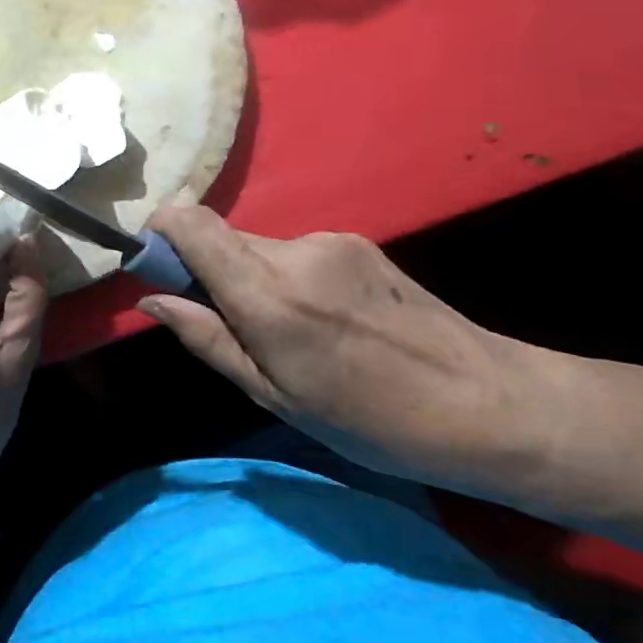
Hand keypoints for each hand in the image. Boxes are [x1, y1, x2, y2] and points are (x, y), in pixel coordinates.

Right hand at [141, 206, 558, 494]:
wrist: (492, 406)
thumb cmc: (369, 419)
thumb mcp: (272, 394)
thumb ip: (205, 338)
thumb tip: (151, 301)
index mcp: (267, 294)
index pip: (190, 223)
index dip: (160, 232)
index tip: (156, 267)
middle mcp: (294, 252)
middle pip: (219, 236)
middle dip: (205, 267)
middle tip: (226, 320)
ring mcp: (329, 242)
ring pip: (256, 245)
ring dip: (249, 276)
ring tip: (287, 329)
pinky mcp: (355, 242)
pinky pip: (292, 250)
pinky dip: (283, 275)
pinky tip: (322, 318)